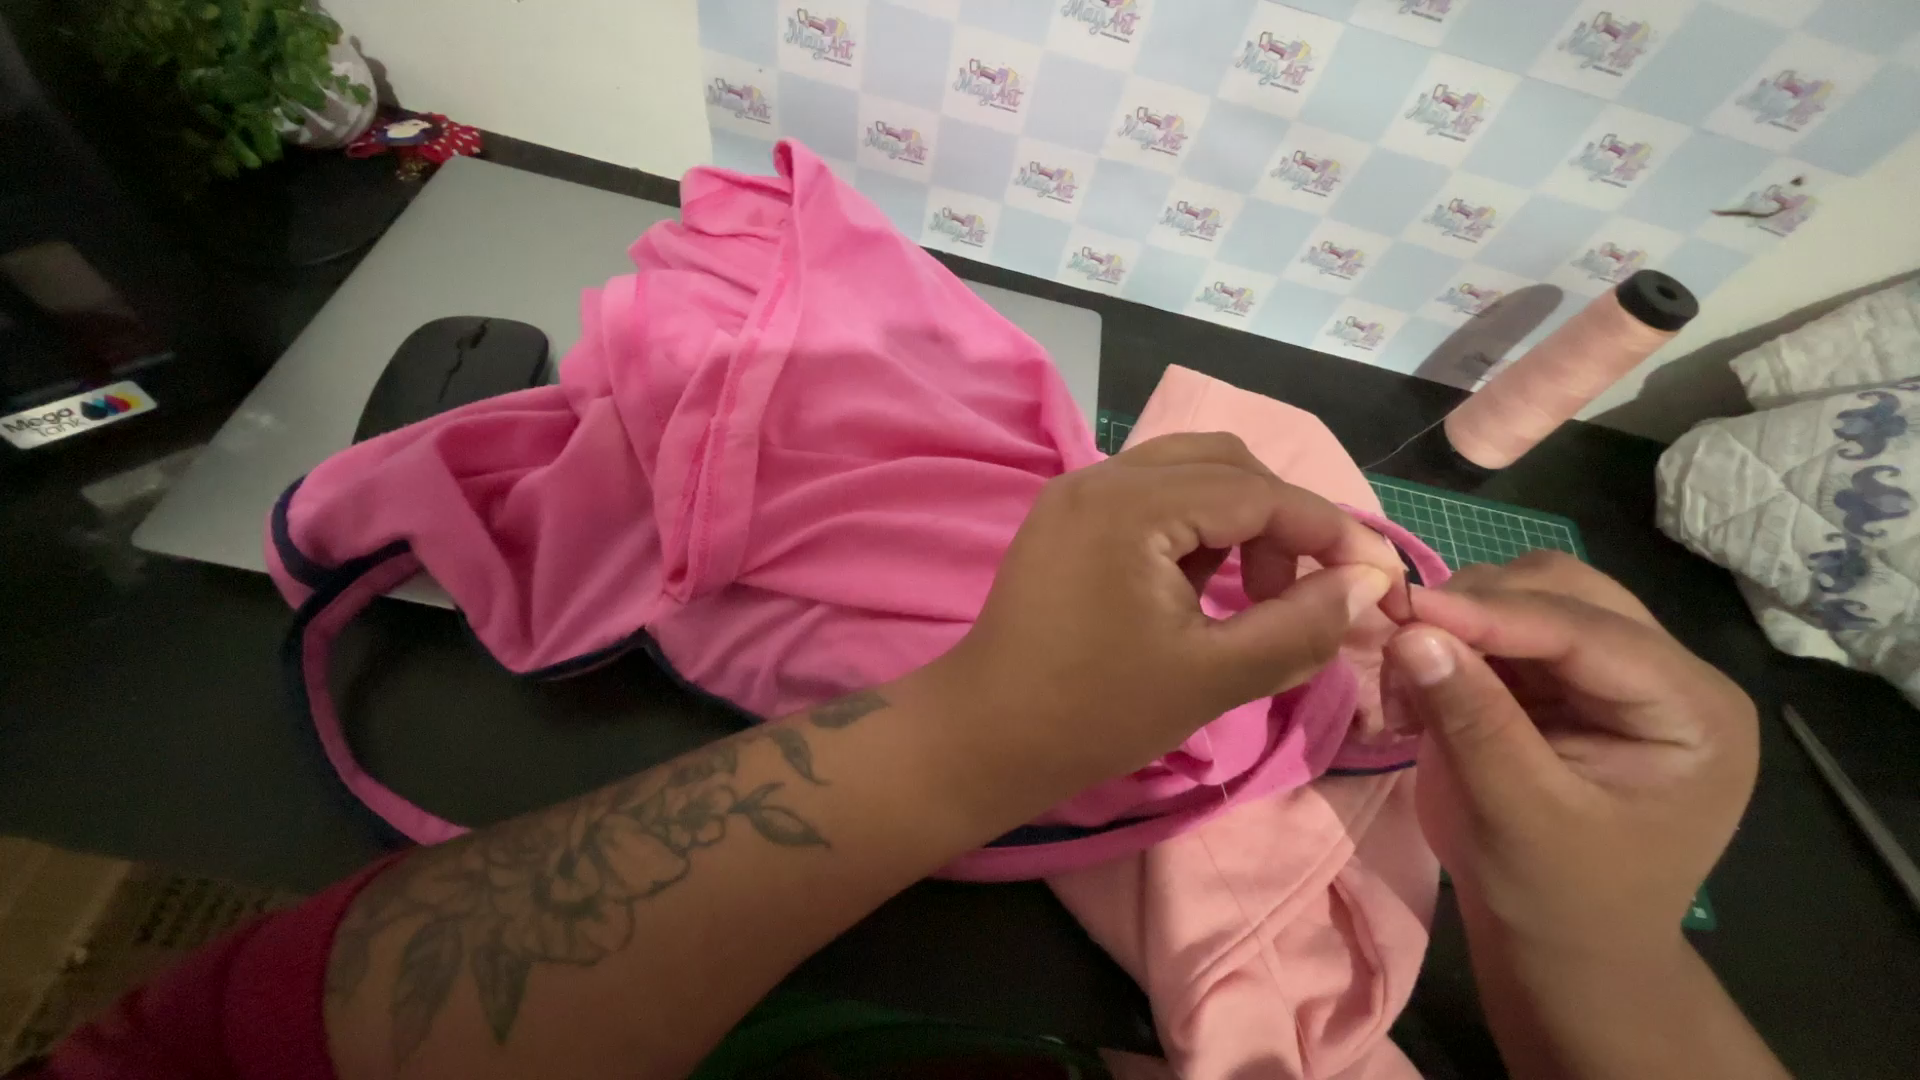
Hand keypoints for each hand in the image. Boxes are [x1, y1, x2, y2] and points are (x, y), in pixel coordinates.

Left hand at [923, 432, 1405, 790]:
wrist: (988, 734)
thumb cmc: (1095, 713)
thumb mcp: (1213, 676)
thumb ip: (1299, 624)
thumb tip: (1362, 583)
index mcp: (1130, 506)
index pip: (1255, 491)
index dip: (1326, 530)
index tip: (1372, 578)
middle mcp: (1099, 478)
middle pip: (1222, 463)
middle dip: (1278, 518)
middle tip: (1295, 590)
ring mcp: (1074, 494)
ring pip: (1184, 473)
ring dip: (1235, 519)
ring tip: (1248, 594)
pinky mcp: (1064, 518)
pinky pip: (1147, 497)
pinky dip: (1190, 526)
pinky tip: (1198, 584)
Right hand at [1382, 552, 1758, 958]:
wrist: (1557, 937)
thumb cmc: (1555, 891)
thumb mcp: (1515, 811)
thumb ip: (1471, 718)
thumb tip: (1410, 632)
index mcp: (1690, 711)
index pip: (1589, 633)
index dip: (1493, 613)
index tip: (1407, 608)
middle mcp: (1660, 673)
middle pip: (1562, 590)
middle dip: (1476, 605)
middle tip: (1401, 635)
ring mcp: (1604, 670)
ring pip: (1522, 594)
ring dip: (1456, 621)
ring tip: (1408, 676)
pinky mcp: (1553, 677)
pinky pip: (1491, 627)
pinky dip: (1446, 642)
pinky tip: (1416, 682)